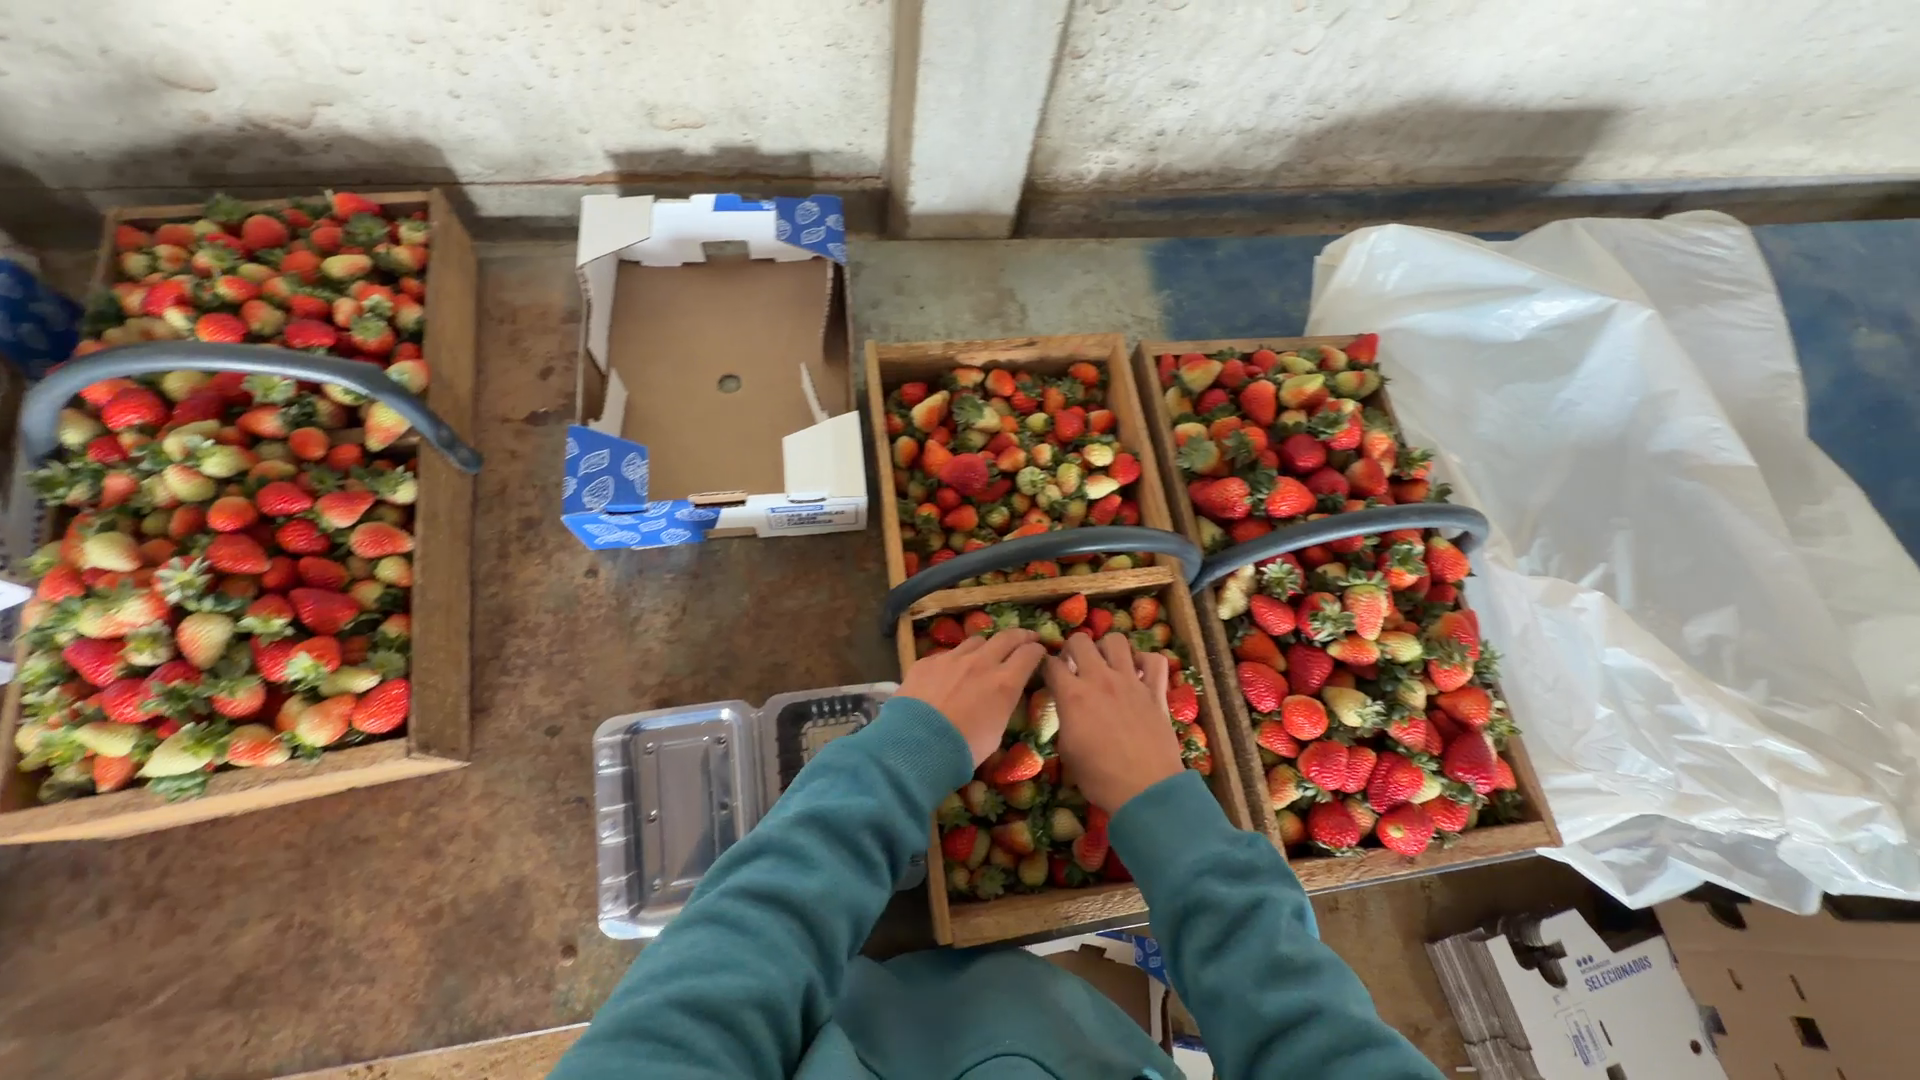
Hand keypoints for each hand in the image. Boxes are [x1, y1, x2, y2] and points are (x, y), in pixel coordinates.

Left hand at [898, 629, 1046, 766]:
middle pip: (1006, 637)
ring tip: (984, 655)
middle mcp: (981, 663)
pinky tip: (948, 674)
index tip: (1039, 652)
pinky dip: (954, 661)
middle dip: (1020, 636)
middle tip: (1025, 638)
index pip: (1029, 654)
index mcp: (1005, 683)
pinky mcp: (927, 662)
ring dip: (985, 647)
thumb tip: (1001, 696)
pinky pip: (947, 654)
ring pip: (975, 641)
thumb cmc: (963, 749)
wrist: (916, 746)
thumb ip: (1002, 705)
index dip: (1037, 651)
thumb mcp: (996, 732)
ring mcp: (951, 659)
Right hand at [1044, 633, 1183, 812]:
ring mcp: (1131, 682)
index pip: (1051, 664)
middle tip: (1075, 665)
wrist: (1146, 789)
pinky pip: (1154, 660)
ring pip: (1117, 641)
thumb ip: (1065, 719)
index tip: (1048, 673)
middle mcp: (1100, 679)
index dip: (1046, 666)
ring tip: (1106, 664)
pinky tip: (1139, 673)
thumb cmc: (1099, 777)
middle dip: (1072, 649)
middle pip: (1080, 641)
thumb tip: (1067, 709)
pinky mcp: (1156, 691)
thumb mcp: (1067, 750)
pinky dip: (1145, 661)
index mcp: (1073, 695)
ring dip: (1106, 649)